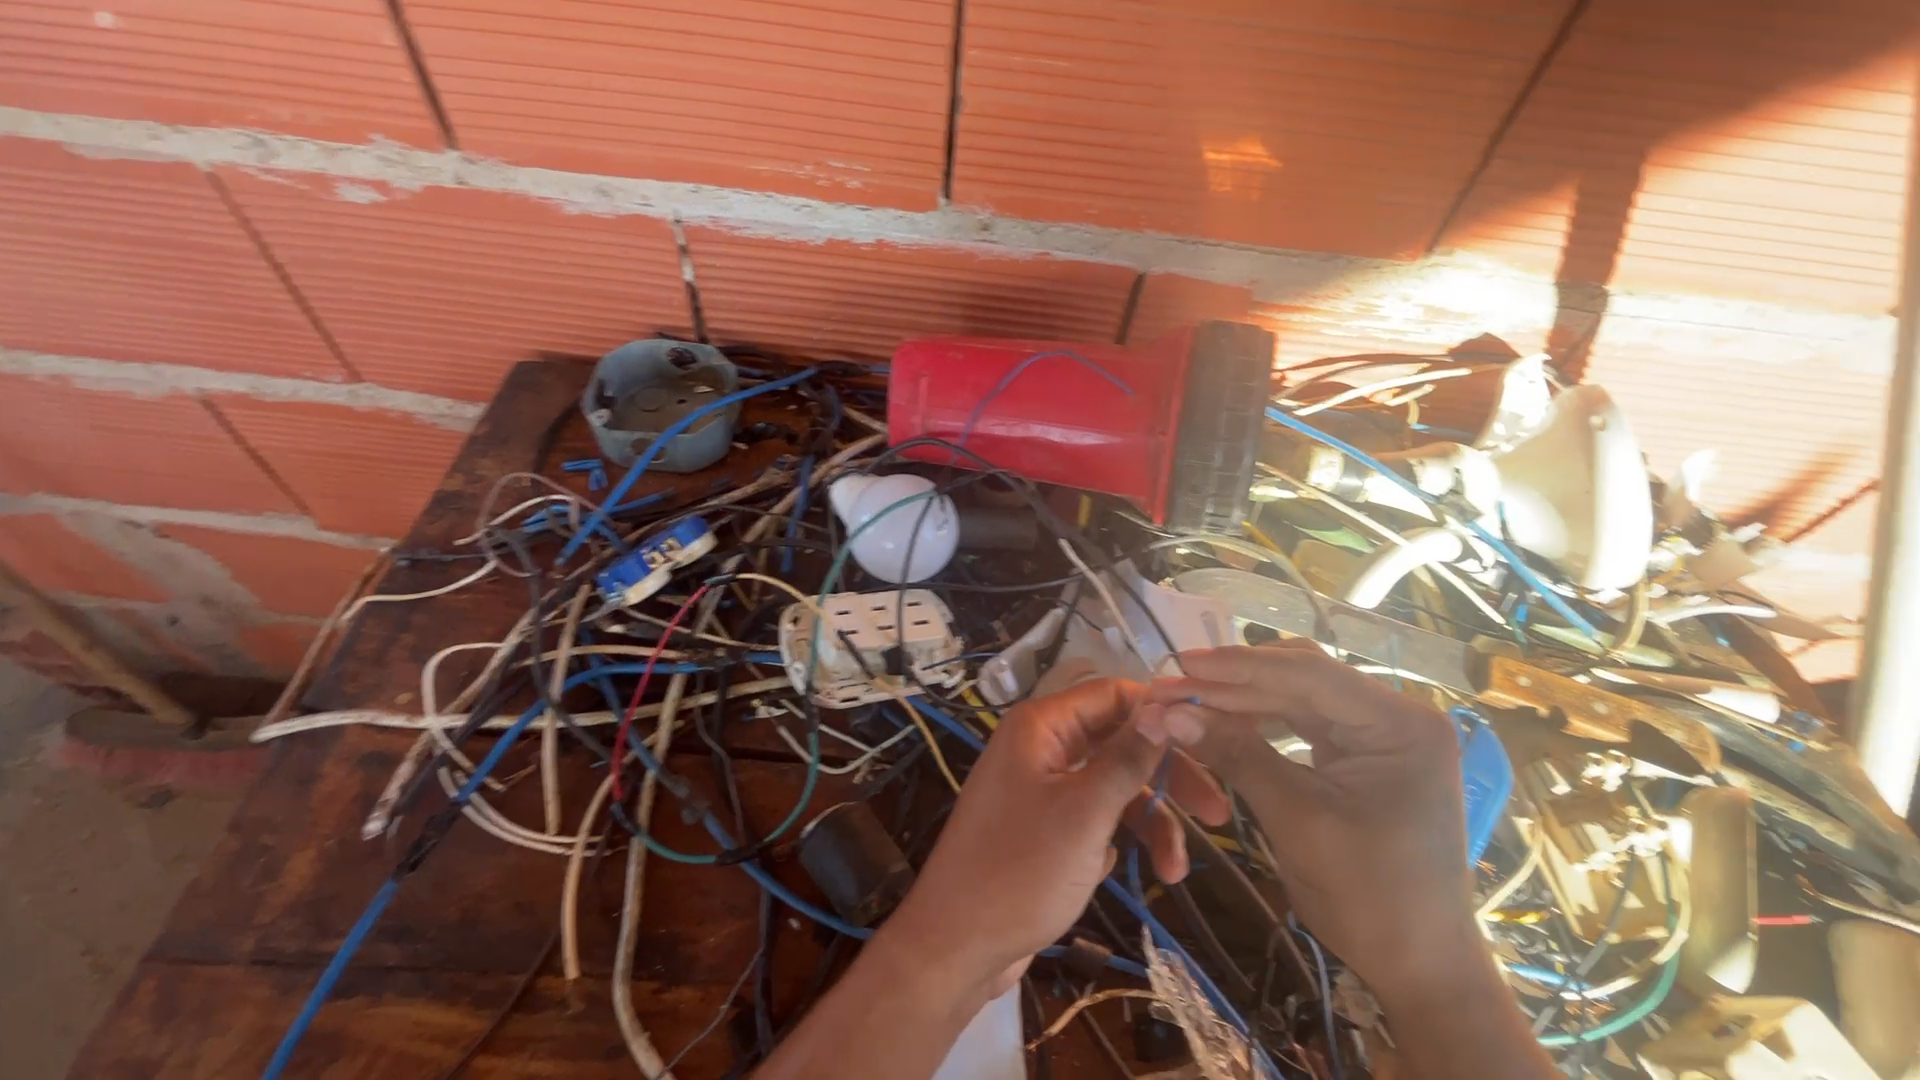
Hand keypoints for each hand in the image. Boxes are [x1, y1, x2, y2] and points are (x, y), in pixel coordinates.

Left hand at [881, 678, 1229, 996]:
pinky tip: (1118, 872)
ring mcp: (1043, 789)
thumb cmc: (1020, 870)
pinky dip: (1118, 840)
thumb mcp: (1085, 812)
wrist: (959, 945)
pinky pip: (1095, 817)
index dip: (1161, 713)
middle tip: (1217, 815)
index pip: (1114, 695)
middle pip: (1121, 743)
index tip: (1212, 743)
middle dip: (1168, 778)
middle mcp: (1042, 748)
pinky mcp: (1046, 827)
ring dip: (1150, 823)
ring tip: (1175, 872)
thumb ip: (1128, 757)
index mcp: (1042, 727)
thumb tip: (1167, 706)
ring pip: (1113, 787)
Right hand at [1146, 641, 1476, 997]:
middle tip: (1173, 684)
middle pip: (1302, 677)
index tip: (1180, 662)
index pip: (1308, 672)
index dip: (1239, 665)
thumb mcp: (1296, 818)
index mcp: (1400, 723)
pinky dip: (1260, 723)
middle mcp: (1396, 715)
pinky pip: (1303, 724)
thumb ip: (1235, 754)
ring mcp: (1381, 735)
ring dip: (1242, 700)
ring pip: (1298, 697)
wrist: (1419, 965)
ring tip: (1187, 700)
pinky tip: (1222, 722)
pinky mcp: (1363, 756)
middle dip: (1235, 681)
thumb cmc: (1369, 895)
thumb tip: (1168, 712)